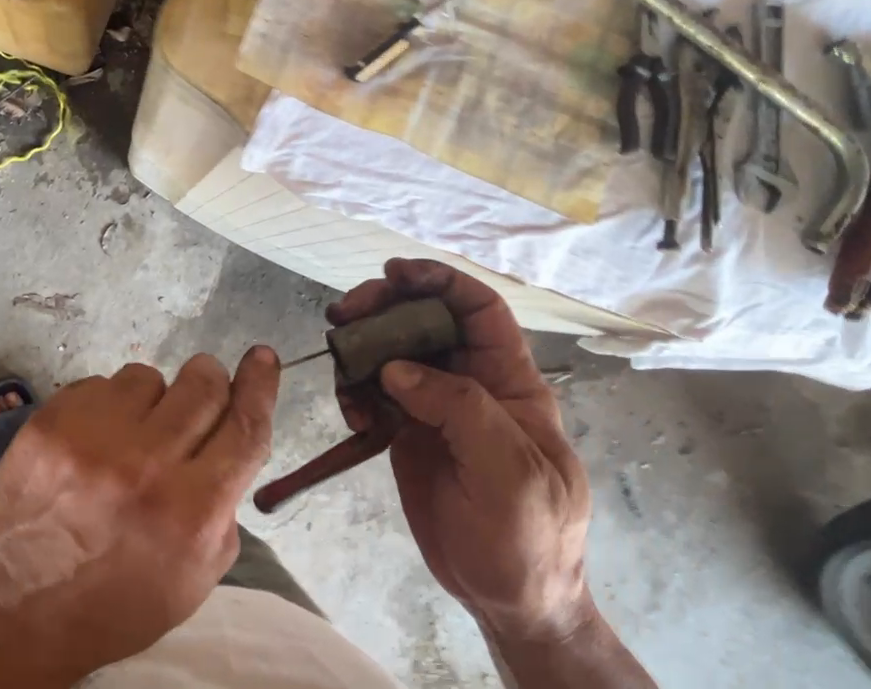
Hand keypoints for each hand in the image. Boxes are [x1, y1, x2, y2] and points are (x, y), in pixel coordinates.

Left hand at [0, 349, 280, 683]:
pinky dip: (104, 406)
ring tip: (132, 434)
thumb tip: (229, 442)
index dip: (260, 385)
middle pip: (201, 384)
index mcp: (193, 510)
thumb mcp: (196, 575)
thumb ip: (223, 505)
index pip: (244, 427)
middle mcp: (147, 465)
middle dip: (209, 382)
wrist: (23, 609)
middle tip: (199, 396)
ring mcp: (92, 438)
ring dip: (151, 399)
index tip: (263, 357)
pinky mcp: (50, 423)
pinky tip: (93, 441)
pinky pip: (96, 384)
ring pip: (146, 377)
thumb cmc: (120, 602)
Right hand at [330, 259, 592, 644]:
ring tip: (342, 378)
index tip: (393, 272)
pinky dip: (354, 395)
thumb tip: (396, 369)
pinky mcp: (407, 431)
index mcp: (510, 383)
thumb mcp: (509, 473)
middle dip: (381, 308)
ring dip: (359, 353)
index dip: (440, 281)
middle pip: (423, 321)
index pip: (480, 311)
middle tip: (342, 316)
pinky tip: (354, 421)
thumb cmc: (528, 537)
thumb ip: (460, 410)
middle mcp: (470, 384)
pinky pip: (372, 393)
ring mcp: (435, 407)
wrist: (510, 599)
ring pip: (391, 352)